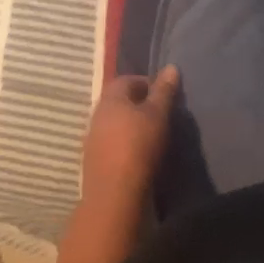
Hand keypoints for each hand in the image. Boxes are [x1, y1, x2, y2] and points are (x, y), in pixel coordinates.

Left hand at [81, 66, 179, 209]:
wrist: (114, 195)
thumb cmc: (138, 146)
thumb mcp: (158, 114)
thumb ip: (164, 91)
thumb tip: (171, 67)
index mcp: (110, 99)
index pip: (127, 79)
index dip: (147, 83)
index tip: (165, 95)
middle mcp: (96, 115)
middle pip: (119, 102)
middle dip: (139, 104)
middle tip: (161, 114)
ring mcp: (92, 140)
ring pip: (114, 123)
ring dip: (131, 125)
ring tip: (152, 135)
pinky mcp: (93, 162)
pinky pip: (111, 143)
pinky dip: (125, 143)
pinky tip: (139, 154)